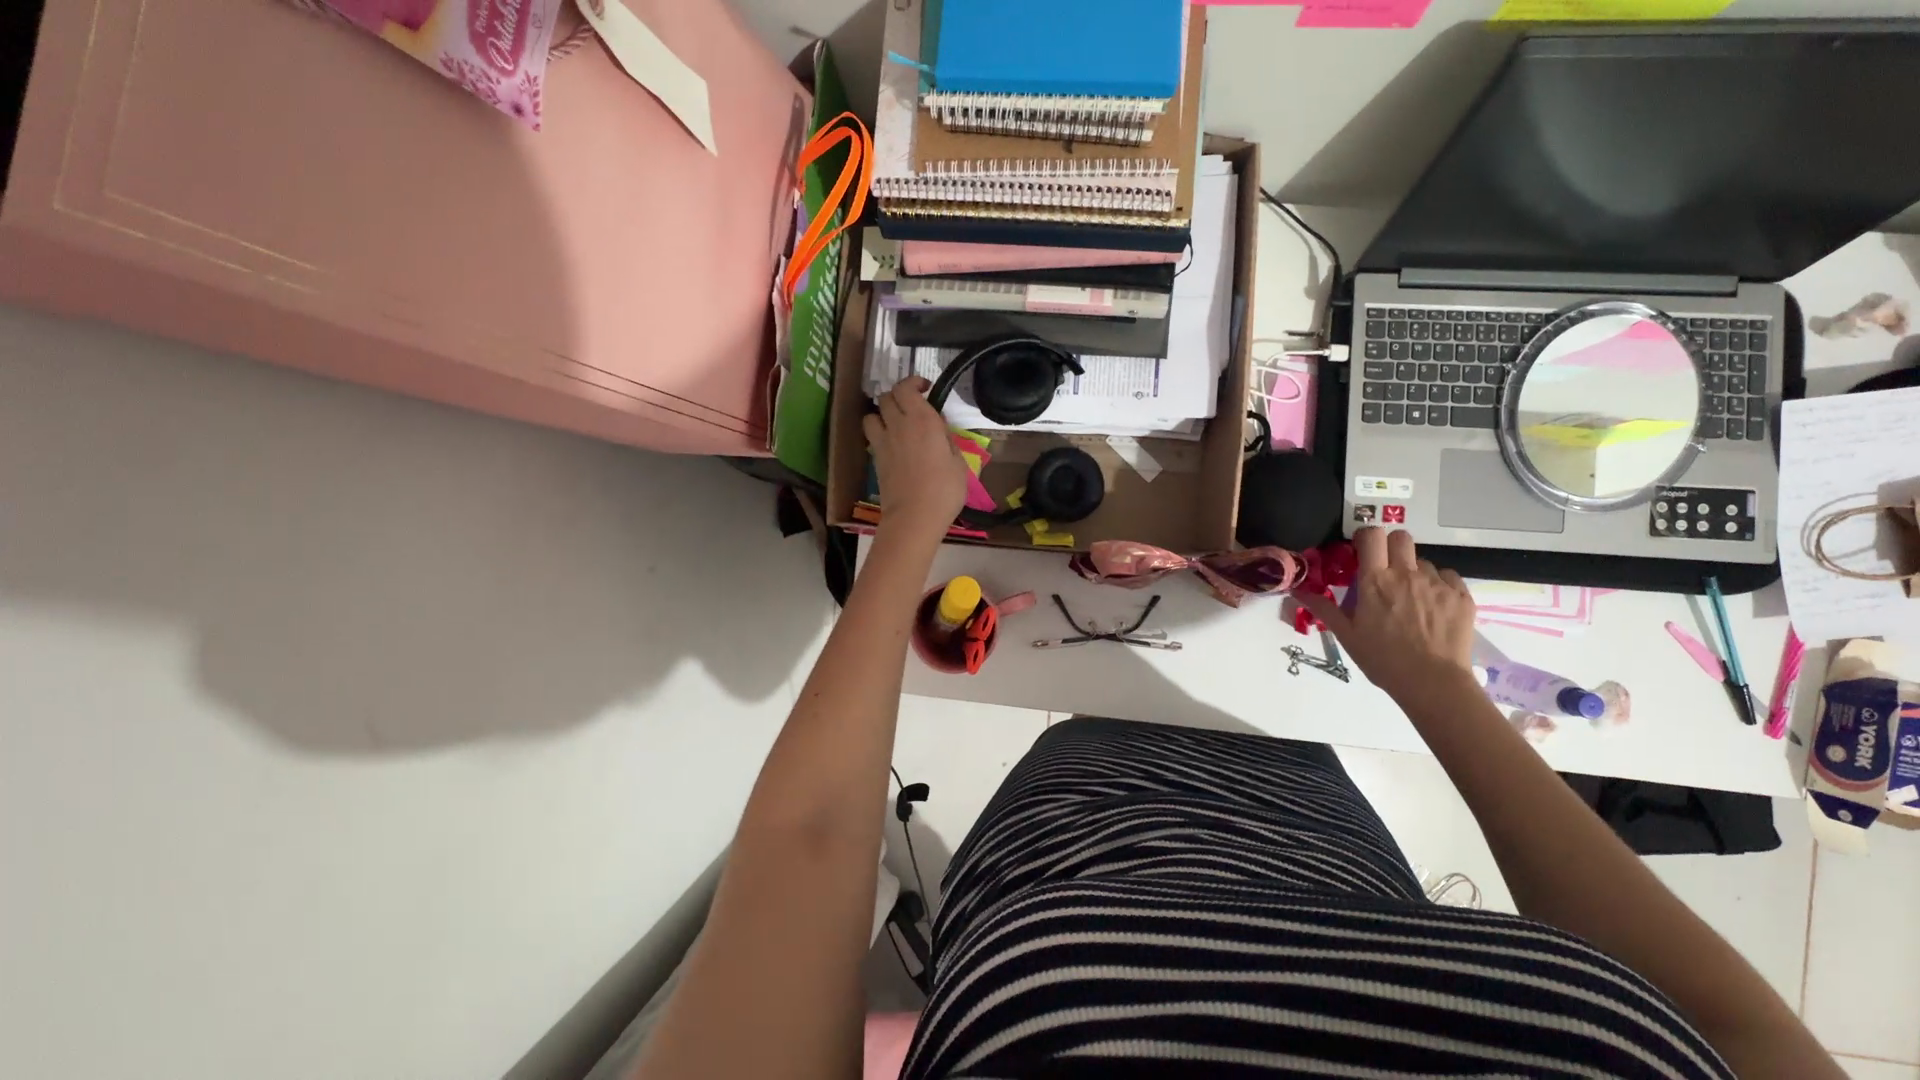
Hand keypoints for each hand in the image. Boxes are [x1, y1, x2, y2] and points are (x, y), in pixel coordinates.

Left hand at [864, 376, 969, 537]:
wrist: (914, 517)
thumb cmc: (944, 490)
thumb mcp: (959, 461)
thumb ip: (947, 439)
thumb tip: (938, 429)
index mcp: (922, 420)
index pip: (906, 387)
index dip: (913, 382)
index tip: (925, 388)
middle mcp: (899, 425)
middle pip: (886, 396)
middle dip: (898, 395)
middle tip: (913, 405)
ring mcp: (883, 442)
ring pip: (872, 413)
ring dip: (882, 413)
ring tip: (896, 422)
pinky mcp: (875, 458)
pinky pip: (871, 435)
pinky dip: (878, 432)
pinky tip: (891, 442)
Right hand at [1296, 527, 1477, 701]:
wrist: (1433, 683)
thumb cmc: (1382, 660)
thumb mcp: (1347, 635)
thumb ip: (1323, 608)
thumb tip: (1296, 590)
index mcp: (1375, 581)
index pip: (1372, 535)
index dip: (1366, 538)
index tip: (1363, 551)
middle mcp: (1406, 574)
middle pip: (1401, 537)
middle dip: (1392, 547)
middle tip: (1387, 569)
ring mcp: (1437, 583)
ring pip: (1423, 562)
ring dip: (1415, 573)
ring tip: (1412, 600)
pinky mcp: (1461, 595)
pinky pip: (1447, 577)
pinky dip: (1439, 586)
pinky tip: (1434, 608)